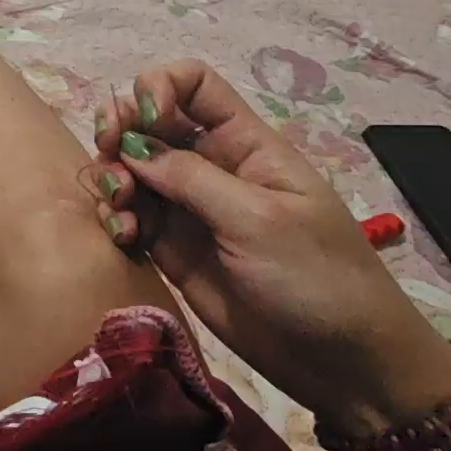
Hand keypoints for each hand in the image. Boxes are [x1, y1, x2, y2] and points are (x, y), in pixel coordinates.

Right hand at [90, 59, 450, 436]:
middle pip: (146, 120)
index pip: (193, 83)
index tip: (144, 118)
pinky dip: (114, 218)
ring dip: (111, 176)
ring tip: (118, 207)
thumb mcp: (258, 220)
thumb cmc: (317, 278)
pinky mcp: (170, 247)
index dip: (159, 86)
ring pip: (128, 167)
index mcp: (243, 143)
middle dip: (118, 128)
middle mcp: (209, 164)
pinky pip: (128, 215)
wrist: (343, 367)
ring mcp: (186, 206)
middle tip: (107, 153)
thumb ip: (189, 177)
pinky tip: (123, 237)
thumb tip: (130, 147)